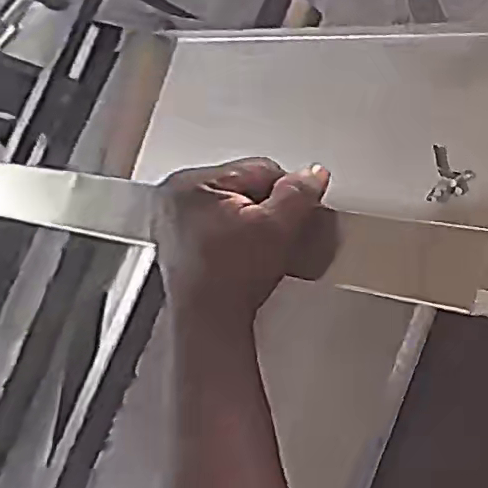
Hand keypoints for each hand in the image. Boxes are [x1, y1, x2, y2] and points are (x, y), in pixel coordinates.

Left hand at [153, 158, 329, 326]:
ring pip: (238, 204)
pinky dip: (241, 233)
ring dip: (256, 220)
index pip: (262, 169)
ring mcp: (174, 218)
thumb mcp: (279, 226)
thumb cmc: (229, 277)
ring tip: (258, 247)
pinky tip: (246, 253)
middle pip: (248, 185)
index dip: (287, 195)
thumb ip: (300, 192)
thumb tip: (313, 173)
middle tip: (271, 235)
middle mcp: (175, 196)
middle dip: (269, 207)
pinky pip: (224, 221)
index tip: (290, 218)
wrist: (210, 318)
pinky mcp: (180, 238)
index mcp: (192, 183)